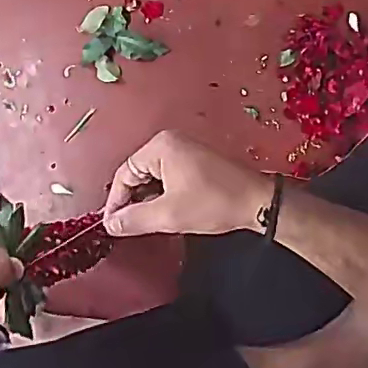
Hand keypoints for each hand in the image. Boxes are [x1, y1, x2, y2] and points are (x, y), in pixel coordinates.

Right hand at [101, 131, 272, 236]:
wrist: (257, 200)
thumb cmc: (213, 202)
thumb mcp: (168, 215)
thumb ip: (134, 219)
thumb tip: (110, 224)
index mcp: (162, 146)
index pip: (124, 173)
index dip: (115, 201)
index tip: (112, 225)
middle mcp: (172, 141)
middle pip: (137, 173)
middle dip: (132, 200)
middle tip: (127, 226)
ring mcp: (186, 149)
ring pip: (153, 176)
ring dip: (148, 199)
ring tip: (146, 222)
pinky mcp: (196, 160)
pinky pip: (168, 175)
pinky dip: (162, 193)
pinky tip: (165, 212)